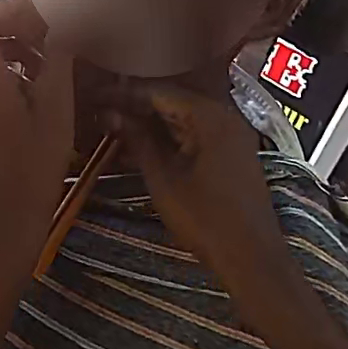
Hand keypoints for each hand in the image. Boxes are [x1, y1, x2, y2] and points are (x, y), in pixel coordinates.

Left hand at [0, 0, 75, 273]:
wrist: (9, 214)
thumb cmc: (35, 161)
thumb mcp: (55, 105)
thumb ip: (58, 58)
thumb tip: (65, 25)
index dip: (7, 8)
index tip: (44, 14)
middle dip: (16, 23)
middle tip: (54, 31)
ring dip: (17, 44)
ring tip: (54, 53)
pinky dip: (13, 65)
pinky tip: (43, 80)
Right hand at [116, 83, 287, 280]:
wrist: (252, 258)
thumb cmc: (204, 217)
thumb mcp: (162, 177)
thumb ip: (136, 138)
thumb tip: (109, 113)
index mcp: (209, 115)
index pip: (158, 90)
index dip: (124, 93)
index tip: (95, 95)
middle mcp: (223, 115)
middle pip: (172, 100)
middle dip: (135, 106)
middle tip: (99, 110)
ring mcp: (230, 134)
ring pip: (182, 118)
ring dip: (150, 123)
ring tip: (114, 127)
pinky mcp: (231, 152)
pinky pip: (194, 133)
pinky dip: (168, 137)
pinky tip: (142, 145)